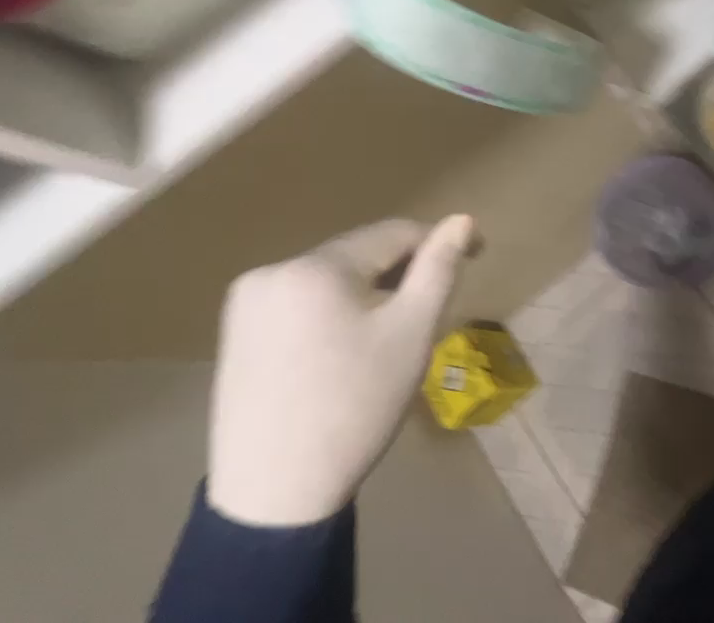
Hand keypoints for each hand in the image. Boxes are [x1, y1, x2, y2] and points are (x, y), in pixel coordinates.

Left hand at [206, 215, 475, 526]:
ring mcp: (246, 304)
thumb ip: (438, 270)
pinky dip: (333, 313)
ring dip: (367, 292)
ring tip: (390, 334)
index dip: (438, 241)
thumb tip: (462, 220)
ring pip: (329, 279)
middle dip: (399, 272)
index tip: (478, 255)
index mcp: (315, 267)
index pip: (392, 234)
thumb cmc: (356, 407)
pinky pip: (300, 304)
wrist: (275, 493)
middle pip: (357, 255)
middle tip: (432, 309)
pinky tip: (345, 351)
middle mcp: (272, 271)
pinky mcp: (235, 335)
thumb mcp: (411, 334)